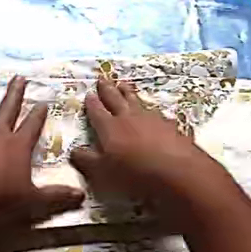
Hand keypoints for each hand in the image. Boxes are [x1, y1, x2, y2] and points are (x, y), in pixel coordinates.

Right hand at [68, 78, 234, 221]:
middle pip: (116, 99)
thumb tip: (73, 151)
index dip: (91, 103)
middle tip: (102, 78)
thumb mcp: (102, 172)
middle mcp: (130, 118)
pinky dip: (156, 113)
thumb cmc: (134, 173)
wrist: (177, 172)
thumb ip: (86, 160)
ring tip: (125, 85)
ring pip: (138, 102)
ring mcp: (153, 120)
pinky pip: (161, 116)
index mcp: (110, 127)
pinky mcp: (172, 127)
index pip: (97, 111)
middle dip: (107, 89)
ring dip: (130, 93)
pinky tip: (160, 115)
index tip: (88, 94)